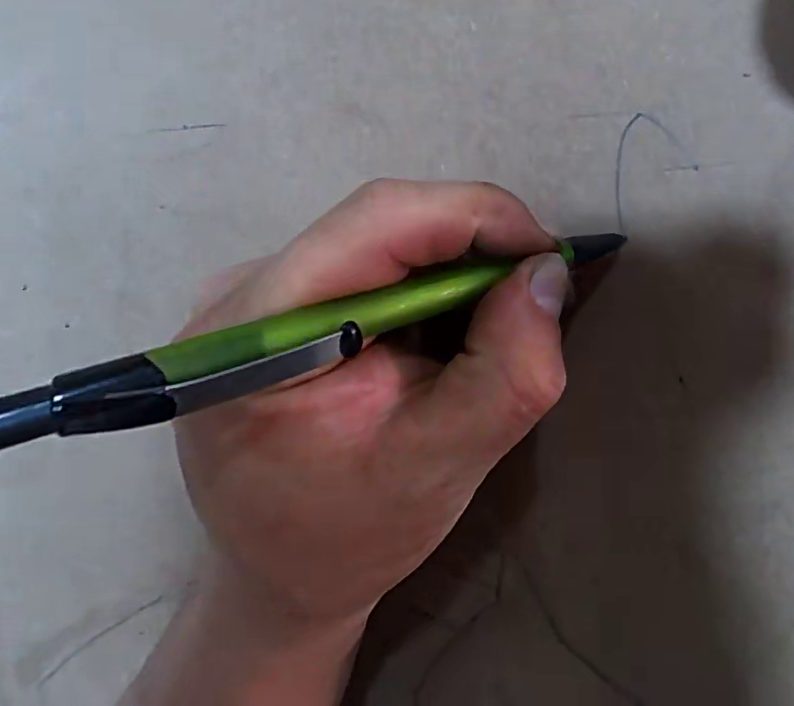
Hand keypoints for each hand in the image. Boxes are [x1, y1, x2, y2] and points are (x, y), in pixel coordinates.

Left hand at [122, 180, 570, 705]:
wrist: (275, 575)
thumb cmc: (347, 537)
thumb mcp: (440, 468)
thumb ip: (506, 372)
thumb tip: (546, 272)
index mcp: (258, 328)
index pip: (379, 219)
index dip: (476, 217)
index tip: (547, 255)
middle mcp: (247, 286)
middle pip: (384, 219)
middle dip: (476, 240)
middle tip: (537, 285)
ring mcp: (262, 286)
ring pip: (385, 232)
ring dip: (457, 259)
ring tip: (500, 311)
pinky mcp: (286, 294)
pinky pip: (375, 256)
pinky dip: (433, 276)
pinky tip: (452, 321)